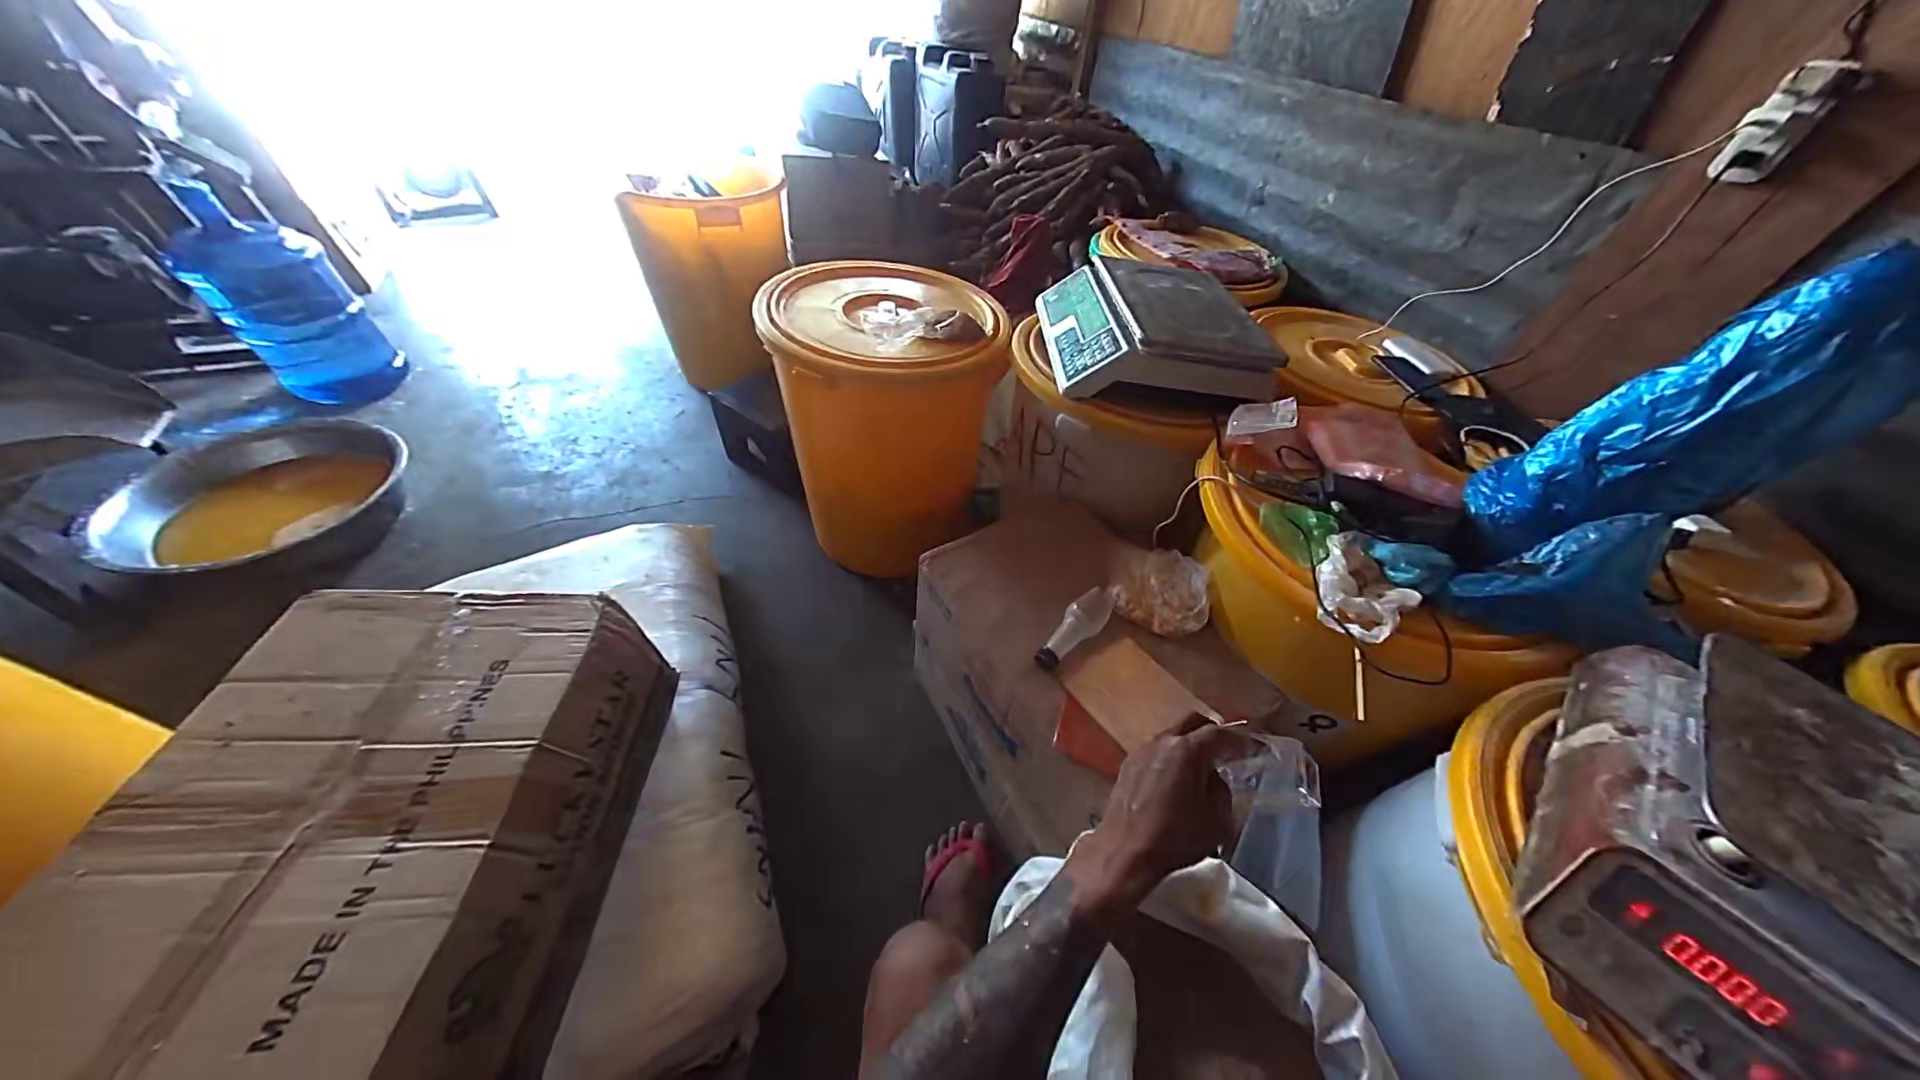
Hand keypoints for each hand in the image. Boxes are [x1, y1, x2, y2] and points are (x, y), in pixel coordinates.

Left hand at [1061, 714, 1252, 919]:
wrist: (1126, 849)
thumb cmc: (1176, 836)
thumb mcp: (1218, 819)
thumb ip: (1221, 789)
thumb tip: (1212, 777)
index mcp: (1186, 750)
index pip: (1220, 734)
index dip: (1241, 741)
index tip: (1256, 749)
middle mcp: (1162, 741)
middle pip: (1192, 723)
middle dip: (1213, 733)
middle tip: (1229, 751)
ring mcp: (1141, 750)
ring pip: (1172, 735)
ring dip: (1190, 745)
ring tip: (1203, 767)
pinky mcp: (1128, 764)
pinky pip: (1157, 751)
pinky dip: (1172, 757)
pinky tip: (1177, 778)